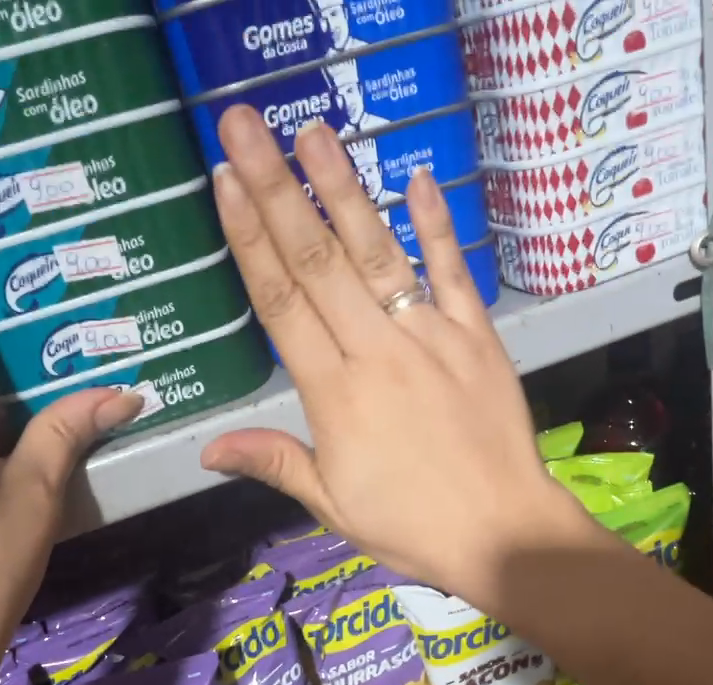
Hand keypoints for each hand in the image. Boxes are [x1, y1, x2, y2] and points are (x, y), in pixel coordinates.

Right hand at [200, 109, 590, 604]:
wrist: (505, 534)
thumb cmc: (413, 527)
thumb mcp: (334, 506)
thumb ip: (276, 463)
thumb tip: (207, 449)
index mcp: (334, 394)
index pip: (281, 302)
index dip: (249, 238)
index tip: (224, 178)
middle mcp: (377, 351)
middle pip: (319, 261)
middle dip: (277, 188)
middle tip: (245, 122)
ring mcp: (433, 337)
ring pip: (380, 254)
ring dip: (344, 190)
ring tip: (313, 131)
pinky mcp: (479, 338)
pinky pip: (455, 274)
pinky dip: (438, 227)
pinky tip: (416, 178)